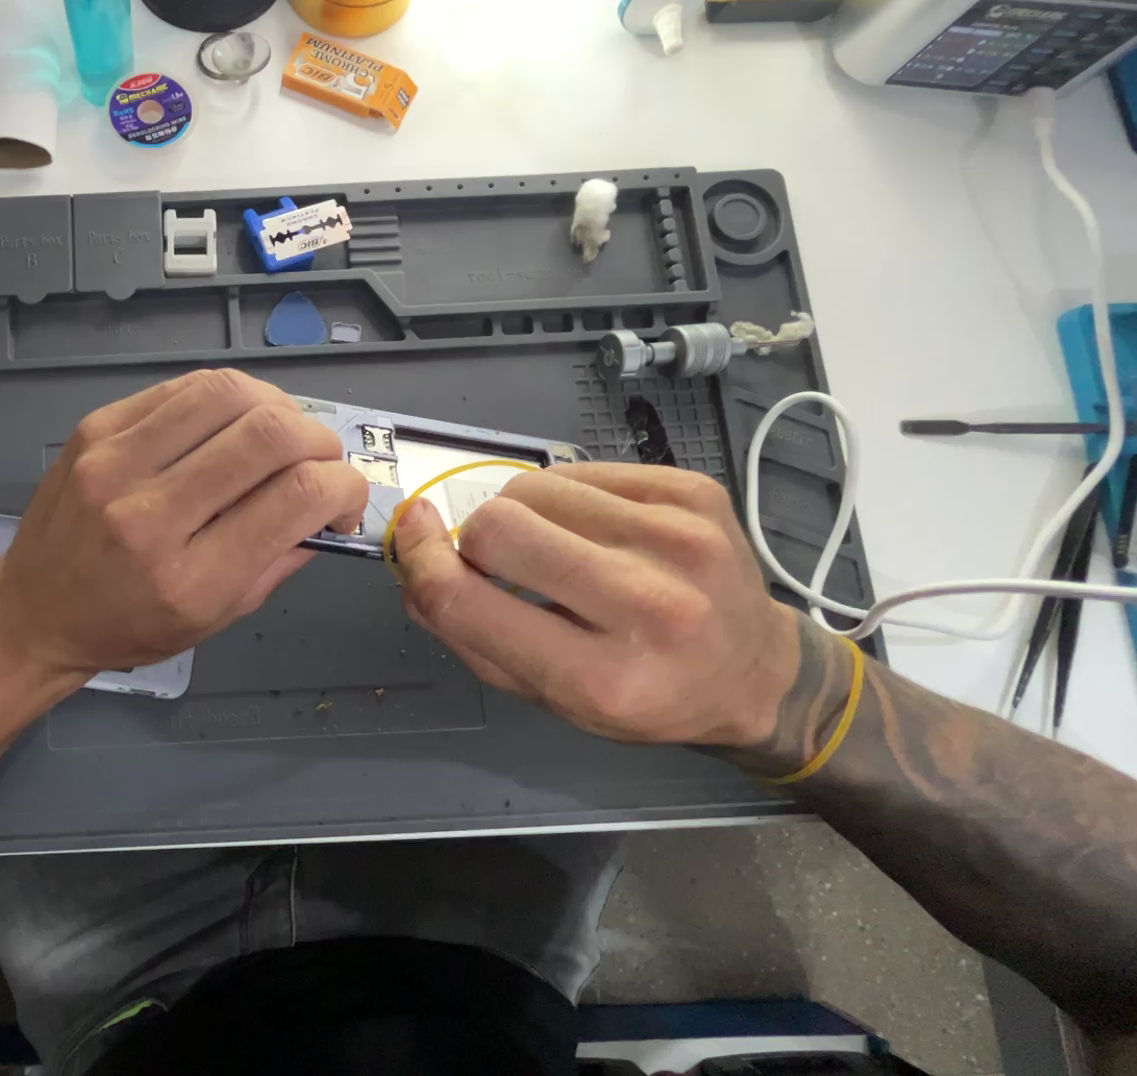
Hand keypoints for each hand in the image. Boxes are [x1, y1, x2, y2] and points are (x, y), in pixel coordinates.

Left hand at [0, 369, 367, 677]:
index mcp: (190, 578)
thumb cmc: (127, 627)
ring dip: (277, 407)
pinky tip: (232, 422)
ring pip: (229, 392)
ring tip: (281, 434)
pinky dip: (227, 398)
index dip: (344, 487)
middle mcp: (151, 513)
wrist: (35, 610)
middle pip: (270, 434)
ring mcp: (116, 462)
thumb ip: (279, 560)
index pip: (297, 497)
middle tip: (320, 463)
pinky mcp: (96, 429)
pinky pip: (183, 387)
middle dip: (320, 441)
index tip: (344, 500)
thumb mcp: (214, 620)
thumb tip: (327, 504)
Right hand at [394, 463, 800, 747]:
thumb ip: (467, 635)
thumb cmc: (641, 696)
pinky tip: (589, 530)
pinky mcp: (693, 492)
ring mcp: (677, 538)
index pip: (466, 598)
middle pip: (497, 526)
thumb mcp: (545, 695)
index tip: (412, 536)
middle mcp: (646, 604)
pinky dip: (563, 498)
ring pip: (532, 487)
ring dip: (520, 515)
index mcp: (599, 676)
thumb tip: (413, 563)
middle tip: (501, 564)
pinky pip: (578, 470)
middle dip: (476, 541)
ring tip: (552, 547)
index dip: (420, 561)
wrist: (756, 672)